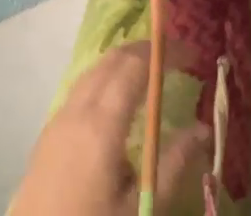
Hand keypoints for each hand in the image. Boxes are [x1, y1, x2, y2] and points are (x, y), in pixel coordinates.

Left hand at [9, 44, 209, 215]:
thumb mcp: (141, 207)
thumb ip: (173, 164)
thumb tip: (203, 128)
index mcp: (101, 124)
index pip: (134, 65)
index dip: (164, 52)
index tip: (191, 54)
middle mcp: (76, 111)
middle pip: (111, 60)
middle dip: (145, 51)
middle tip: (176, 60)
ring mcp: (57, 121)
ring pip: (92, 72)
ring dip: (123, 63)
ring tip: (151, 75)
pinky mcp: (47, 136)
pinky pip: (79, 91)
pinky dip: (104, 80)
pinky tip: (117, 104)